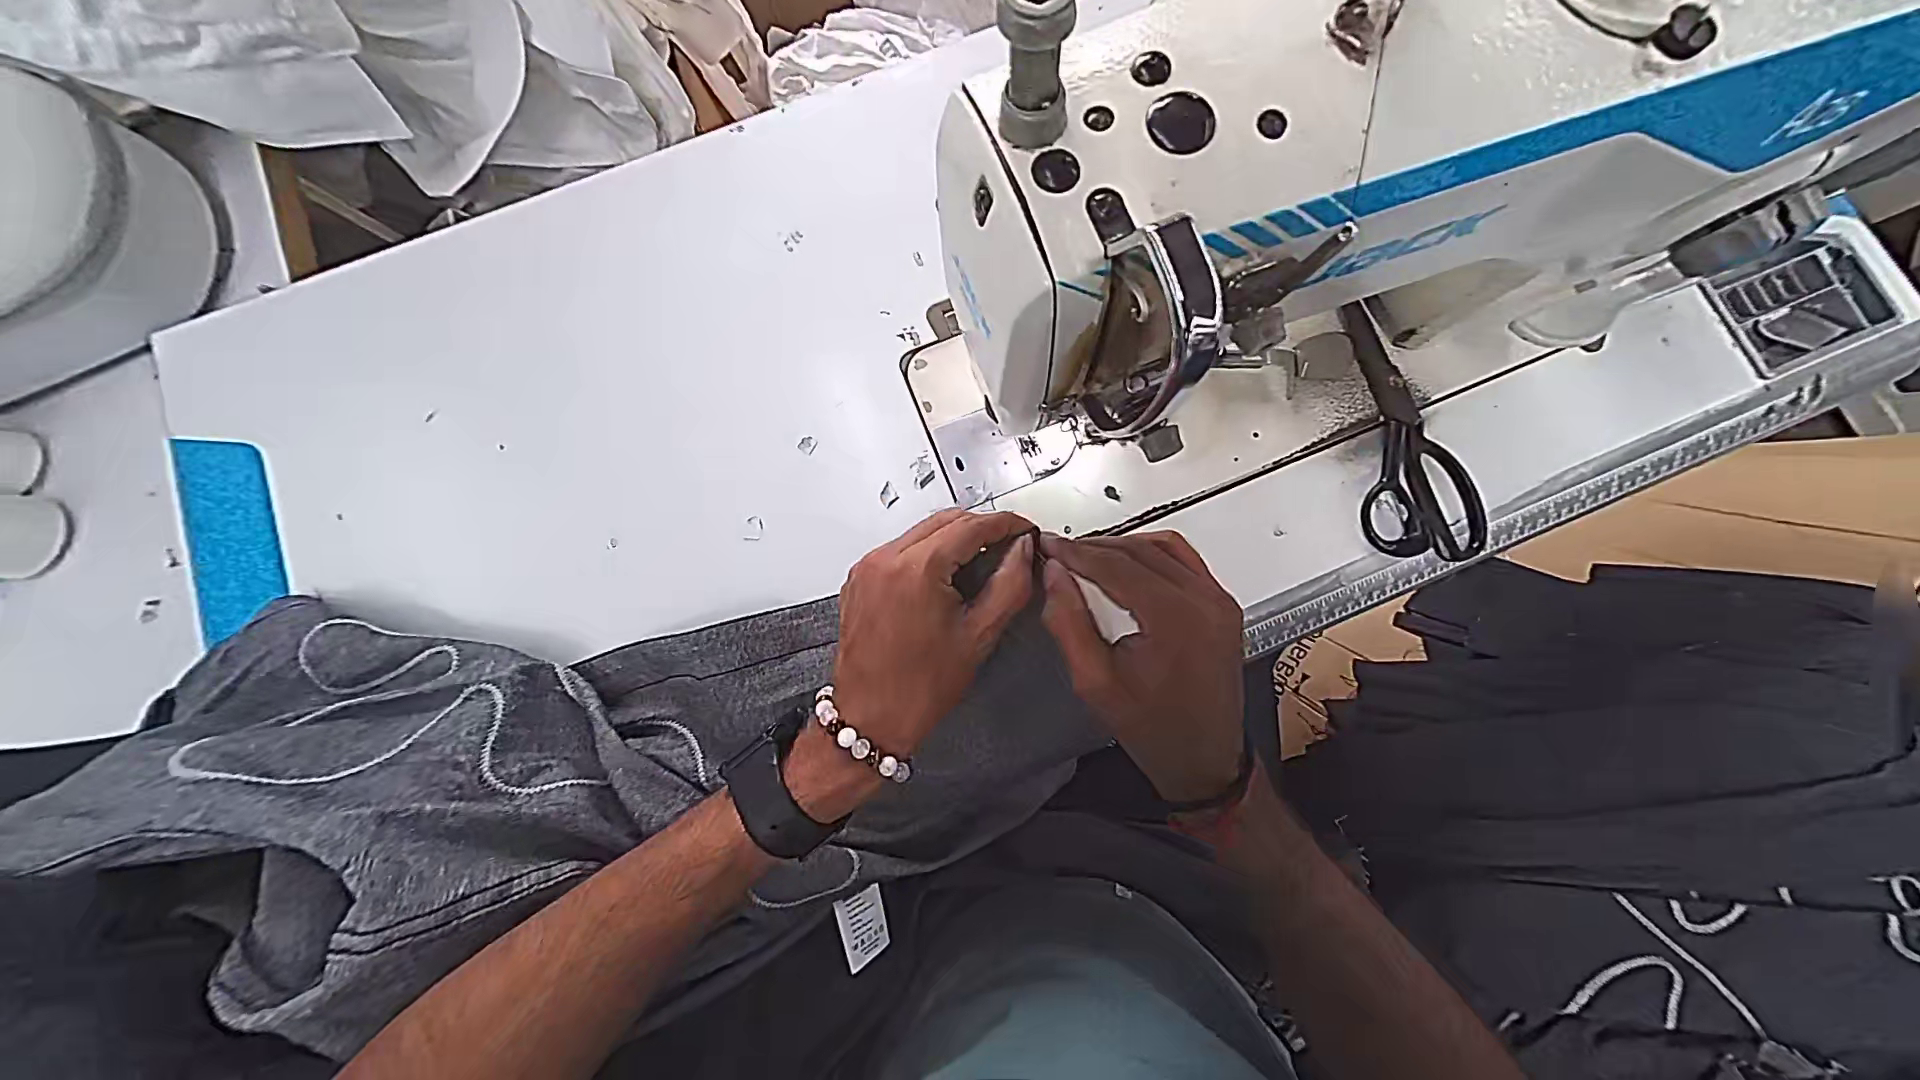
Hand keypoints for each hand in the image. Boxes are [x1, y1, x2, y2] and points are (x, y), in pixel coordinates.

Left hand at [786, 508, 1036, 818]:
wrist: (872, 718)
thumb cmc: (916, 689)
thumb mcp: (979, 635)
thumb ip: (1010, 584)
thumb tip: (1022, 553)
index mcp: (916, 570)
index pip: (972, 526)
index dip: (1006, 523)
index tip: (1022, 530)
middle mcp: (885, 561)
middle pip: (946, 520)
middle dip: (981, 526)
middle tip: (1008, 544)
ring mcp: (868, 568)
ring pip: (922, 530)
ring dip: (954, 537)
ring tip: (981, 560)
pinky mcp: (860, 579)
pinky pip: (901, 548)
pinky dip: (928, 550)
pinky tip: (946, 573)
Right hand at [1038, 532, 1244, 803]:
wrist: (1203, 758)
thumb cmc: (1156, 729)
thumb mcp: (1094, 681)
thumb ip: (1068, 622)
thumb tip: (1056, 576)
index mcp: (1175, 619)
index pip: (1115, 564)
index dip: (1075, 552)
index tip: (1051, 547)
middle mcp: (1205, 603)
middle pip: (1139, 550)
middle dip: (1094, 547)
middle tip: (1062, 552)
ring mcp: (1219, 602)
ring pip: (1163, 547)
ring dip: (1122, 546)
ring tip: (1088, 557)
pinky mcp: (1223, 606)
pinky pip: (1185, 560)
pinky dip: (1152, 554)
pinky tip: (1129, 563)